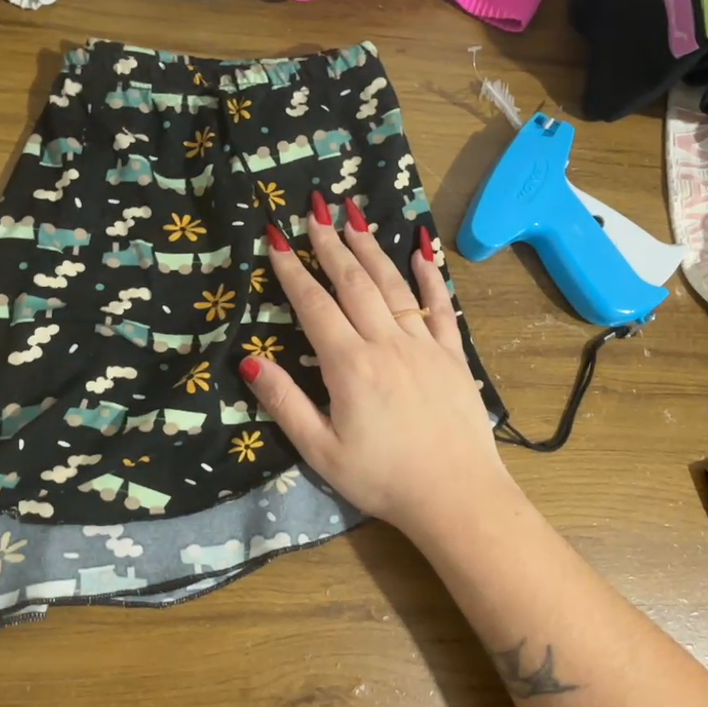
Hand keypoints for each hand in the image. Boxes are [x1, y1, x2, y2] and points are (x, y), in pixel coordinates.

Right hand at [243, 192, 518, 535]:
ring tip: (354, 216)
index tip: (277, 238)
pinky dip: (429, 275)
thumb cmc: (382, 479)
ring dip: (371, 248)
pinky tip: (420, 249)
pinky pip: (440, 306)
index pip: (314, 305)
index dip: (293, 270)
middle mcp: (386, 343)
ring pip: (393, 285)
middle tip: (315, 209)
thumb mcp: (320, 450)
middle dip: (331, 244)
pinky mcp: (454, 355)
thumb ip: (285, 402)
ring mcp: (424, 345)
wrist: (457, 497)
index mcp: (349, 365)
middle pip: (354, 283)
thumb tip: (250, 359)